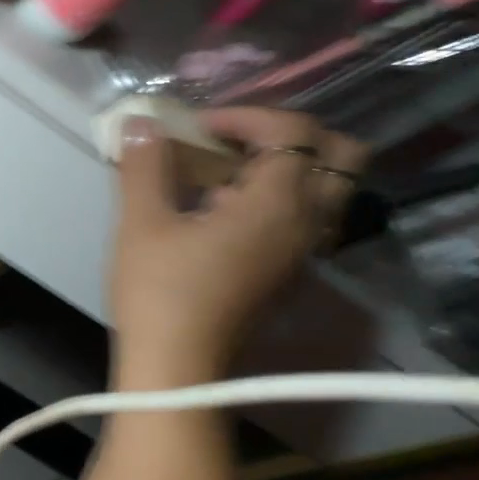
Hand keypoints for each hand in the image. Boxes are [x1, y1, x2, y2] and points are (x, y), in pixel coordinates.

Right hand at [110, 107, 366, 388]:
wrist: (176, 363)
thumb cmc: (158, 292)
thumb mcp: (140, 226)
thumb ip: (143, 169)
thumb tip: (140, 122)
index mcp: (277, 201)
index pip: (291, 130)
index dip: (243, 116)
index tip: (193, 128)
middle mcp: (306, 219)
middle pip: (338, 152)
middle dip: (289, 136)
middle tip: (233, 145)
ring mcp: (302, 249)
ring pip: (324, 188)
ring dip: (285, 170)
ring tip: (221, 183)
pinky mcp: (286, 272)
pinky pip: (303, 219)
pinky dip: (275, 202)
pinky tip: (220, 221)